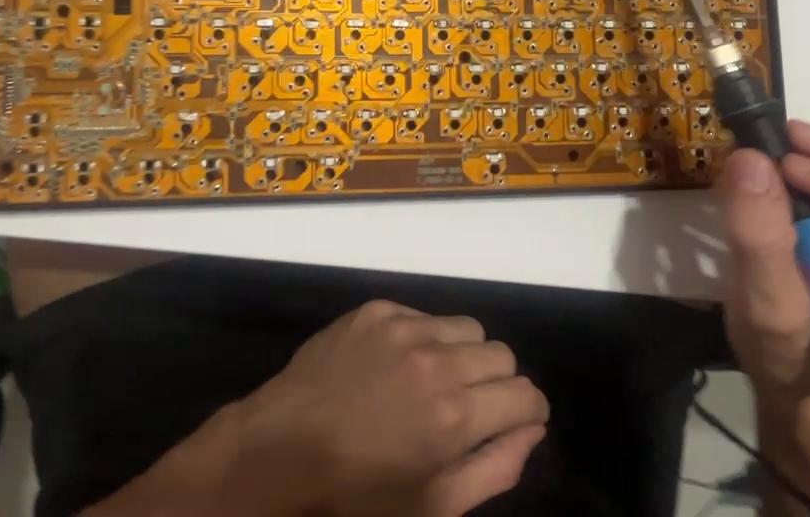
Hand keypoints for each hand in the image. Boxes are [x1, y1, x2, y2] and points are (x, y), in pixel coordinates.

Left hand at [235, 300, 549, 516]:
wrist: (279, 452)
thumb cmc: (357, 495)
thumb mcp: (433, 506)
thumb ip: (495, 468)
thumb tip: (530, 428)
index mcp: (454, 417)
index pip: (527, 395)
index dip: (527, 412)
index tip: (512, 421)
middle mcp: (435, 362)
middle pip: (502, 355)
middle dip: (497, 384)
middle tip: (469, 407)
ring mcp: (402, 329)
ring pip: (466, 328)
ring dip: (463, 356)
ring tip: (433, 383)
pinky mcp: (375, 311)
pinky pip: (423, 316)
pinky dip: (423, 339)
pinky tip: (395, 367)